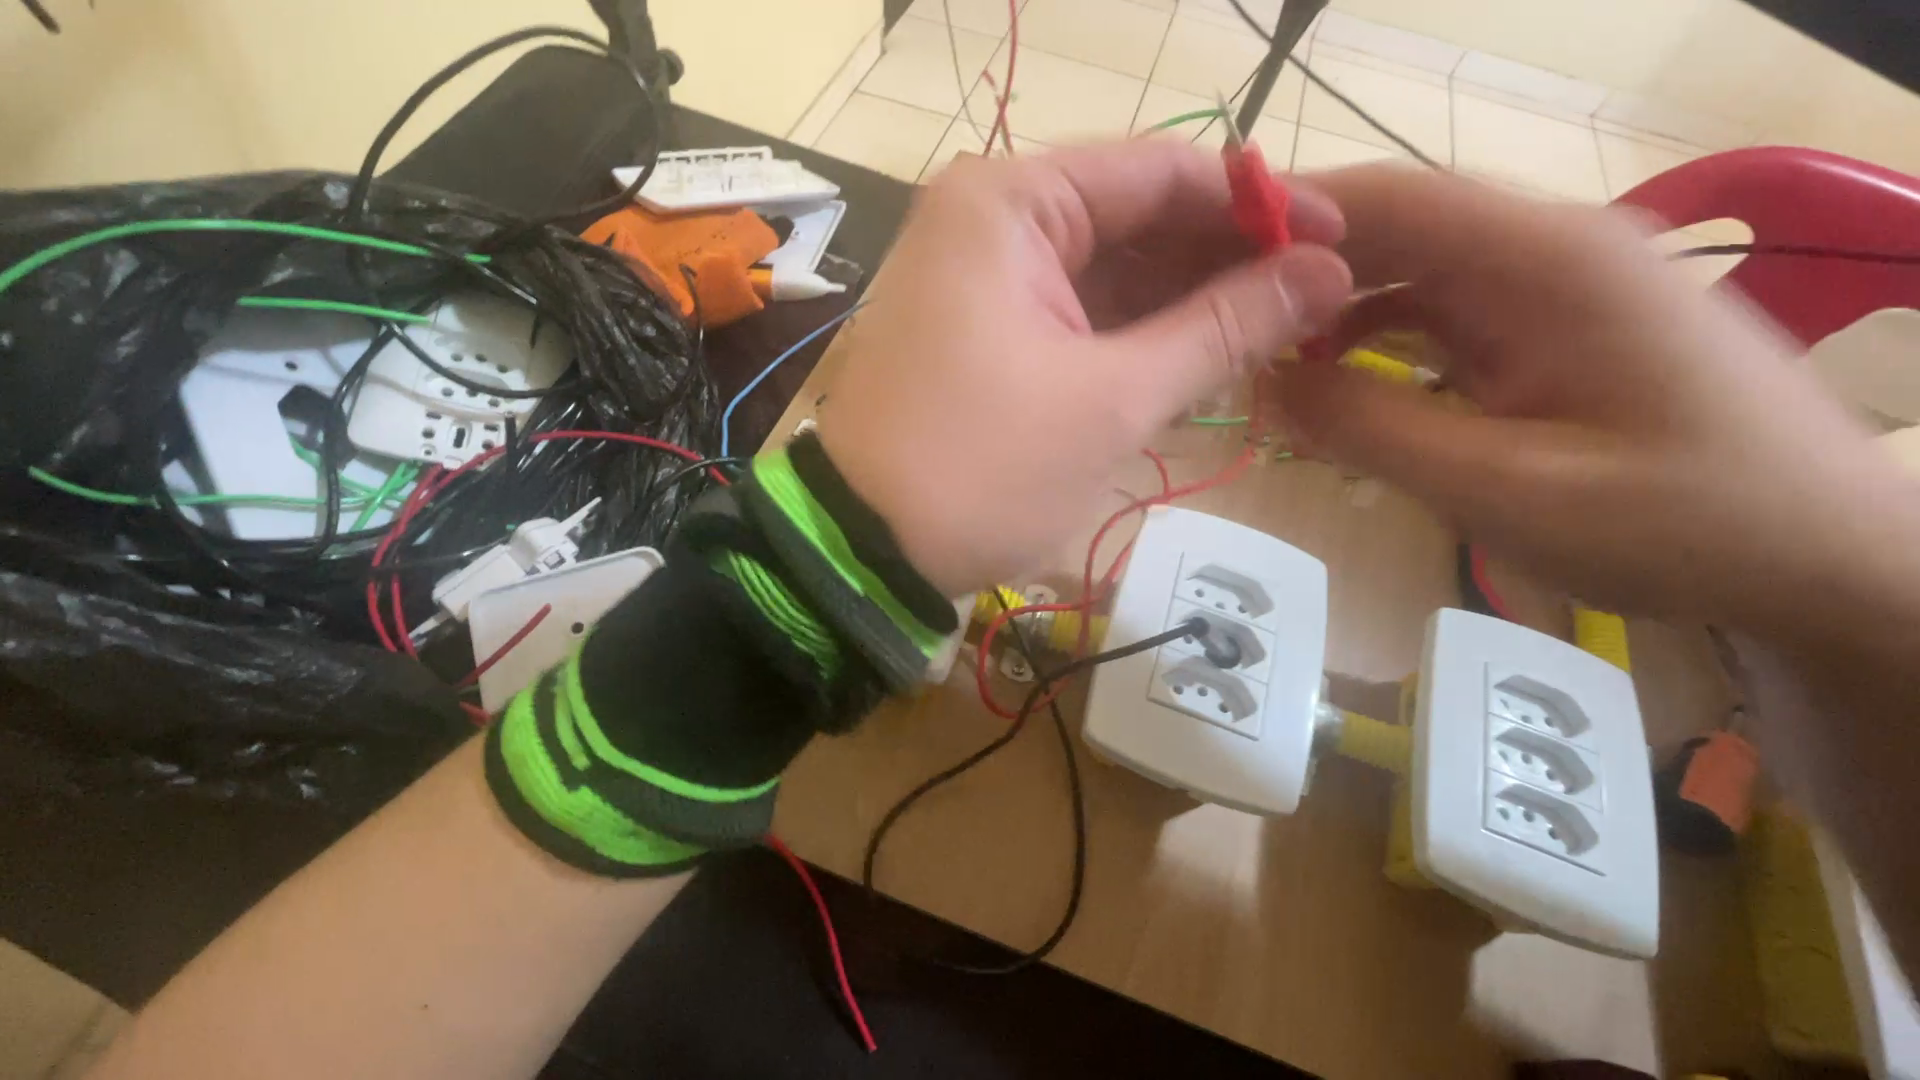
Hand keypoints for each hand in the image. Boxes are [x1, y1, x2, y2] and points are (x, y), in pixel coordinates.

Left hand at [815, 139, 1351, 595]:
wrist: (865, 552)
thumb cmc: (982, 471)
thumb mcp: (1113, 400)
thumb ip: (1224, 328)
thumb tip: (1326, 273)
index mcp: (1009, 202)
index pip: (1160, 172)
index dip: (1259, 204)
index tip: (1341, 240)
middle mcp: (990, 218)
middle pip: (1136, 216)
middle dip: (1226, 258)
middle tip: (1320, 298)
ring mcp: (982, 275)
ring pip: (1111, 269)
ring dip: (1189, 302)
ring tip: (1282, 331)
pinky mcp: (983, 329)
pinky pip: (1078, 312)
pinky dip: (1138, 334)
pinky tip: (1207, 356)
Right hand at [1272, 165, 1919, 643]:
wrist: (1820, 558)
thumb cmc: (1676, 523)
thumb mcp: (1501, 486)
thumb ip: (1369, 427)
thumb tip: (1261, 382)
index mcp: (1545, 260)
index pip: (1390, 199)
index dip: (1287, 219)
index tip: (1198, 261)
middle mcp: (1546, 249)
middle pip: (1394, 225)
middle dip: (1296, 264)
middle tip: (1208, 312)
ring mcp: (1550, 287)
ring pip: (1409, 268)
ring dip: (1329, 302)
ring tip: (1250, 347)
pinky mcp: (1547, 327)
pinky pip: (1437, 312)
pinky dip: (1372, 336)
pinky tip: (1329, 372)